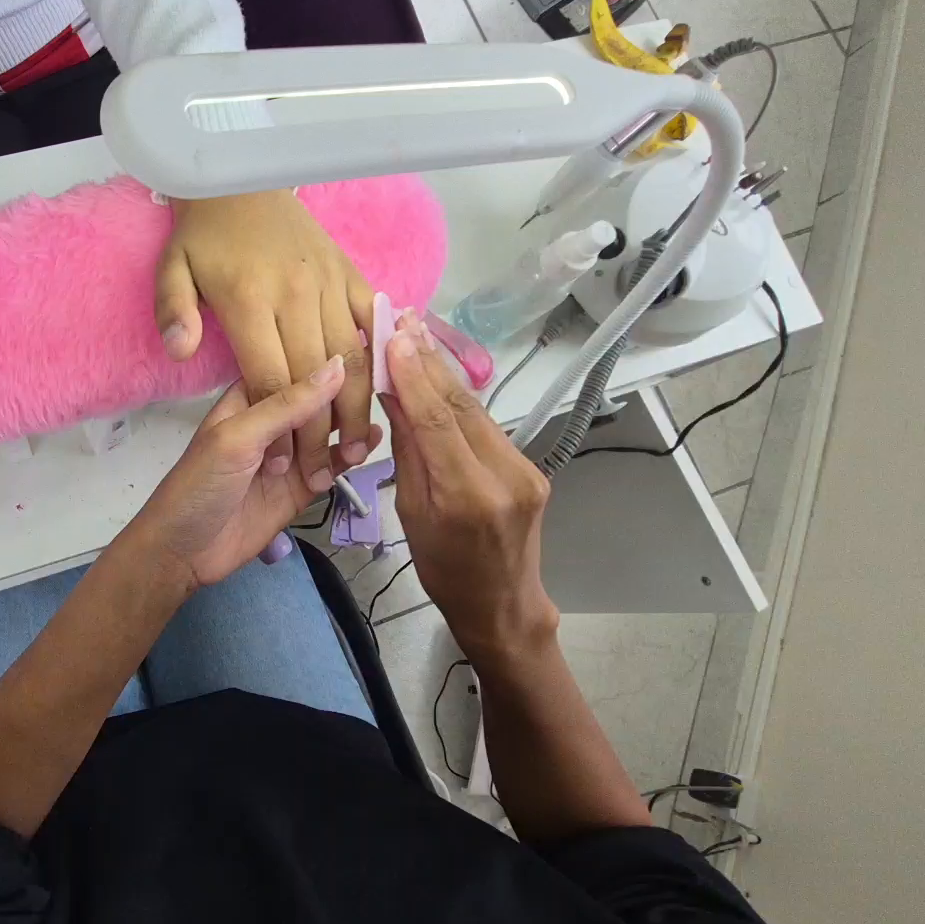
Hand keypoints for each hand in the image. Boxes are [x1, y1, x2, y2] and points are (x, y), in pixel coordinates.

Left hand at [124, 359, 380, 590]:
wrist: (183, 552)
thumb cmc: (199, 485)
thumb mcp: (238, 437)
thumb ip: (286, 404)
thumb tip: (337, 364)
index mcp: (250, 397)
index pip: (295, 365)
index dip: (328, 355)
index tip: (369, 338)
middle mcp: (273, 420)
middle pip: (318, 398)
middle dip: (346, 391)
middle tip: (387, 379)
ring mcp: (290, 454)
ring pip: (330, 430)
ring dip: (352, 423)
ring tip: (382, 411)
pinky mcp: (301, 487)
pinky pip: (332, 464)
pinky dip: (351, 454)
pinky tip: (375, 439)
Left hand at [156, 190, 375, 489]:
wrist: (239, 178)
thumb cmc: (201, 237)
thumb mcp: (170, 271)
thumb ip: (173, 313)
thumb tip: (182, 352)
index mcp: (249, 303)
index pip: (272, 379)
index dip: (282, 428)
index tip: (284, 464)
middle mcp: (295, 295)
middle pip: (317, 377)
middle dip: (324, 431)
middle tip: (326, 468)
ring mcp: (327, 282)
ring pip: (353, 356)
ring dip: (359, 405)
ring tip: (358, 444)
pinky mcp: (348, 271)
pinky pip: (370, 321)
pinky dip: (381, 356)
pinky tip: (383, 391)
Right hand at [379, 310, 557, 665]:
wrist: (502, 604)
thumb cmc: (443, 571)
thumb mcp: (412, 514)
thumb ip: (409, 453)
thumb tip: (394, 397)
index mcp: (468, 496)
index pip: (437, 420)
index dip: (414, 375)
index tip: (394, 335)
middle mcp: (505, 474)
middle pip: (460, 405)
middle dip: (428, 361)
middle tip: (403, 319)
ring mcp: (525, 468)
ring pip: (475, 410)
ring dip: (442, 373)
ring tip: (415, 334)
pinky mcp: (530, 467)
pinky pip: (486, 426)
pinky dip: (457, 398)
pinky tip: (437, 375)